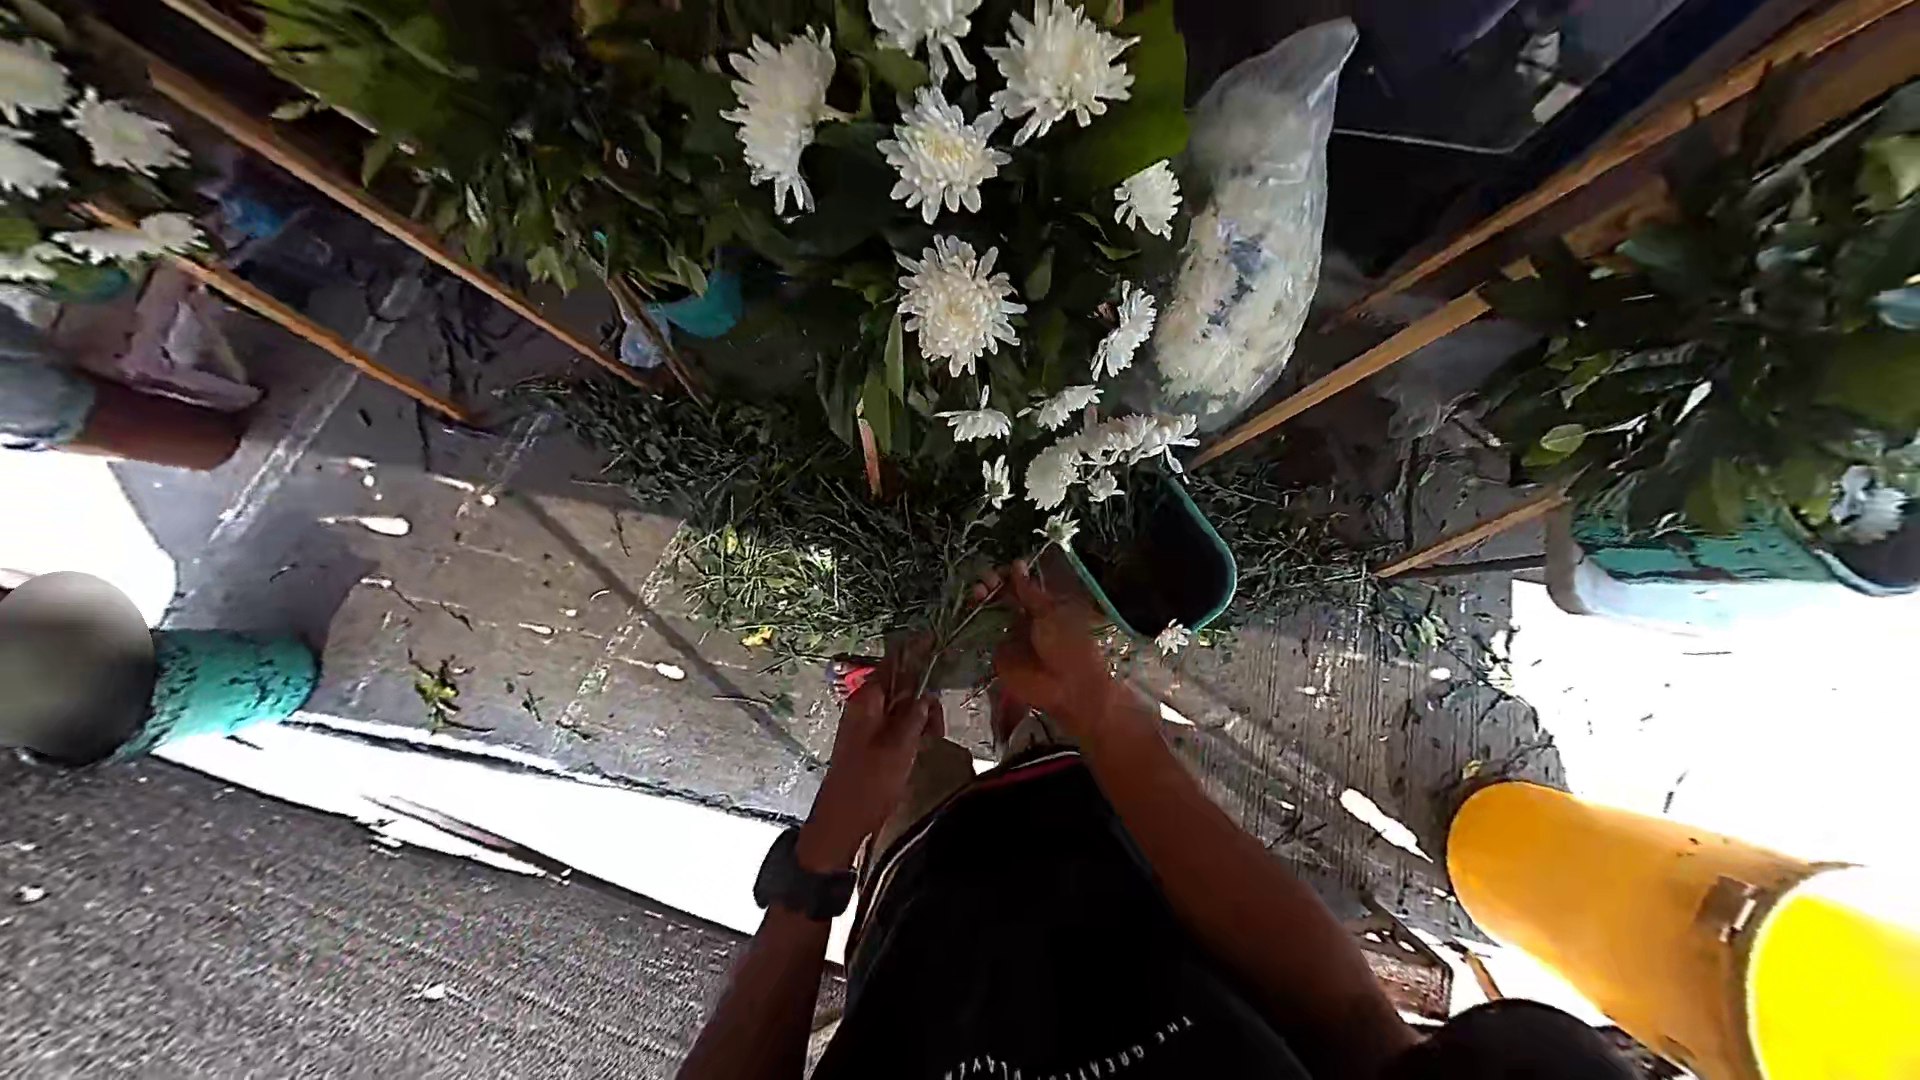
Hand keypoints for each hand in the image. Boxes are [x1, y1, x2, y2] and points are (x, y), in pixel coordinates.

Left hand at [798, 643, 942, 872]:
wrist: (842, 822)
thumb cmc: (870, 781)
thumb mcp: (900, 745)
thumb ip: (916, 714)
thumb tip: (926, 695)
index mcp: (868, 699)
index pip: (894, 662)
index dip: (914, 649)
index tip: (933, 638)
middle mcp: (867, 706)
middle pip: (903, 686)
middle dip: (924, 699)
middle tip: (935, 726)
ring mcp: (868, 725)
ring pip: (904, 708)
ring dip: (921, 719)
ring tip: (930, 742)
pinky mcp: (872, 742)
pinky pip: (898, 726)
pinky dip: (913, 732)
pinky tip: (921, 749)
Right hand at [983, 561, 1122, 737]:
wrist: (1067, 687)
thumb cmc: (1068, 644)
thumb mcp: (1050, 612)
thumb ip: (1028, 591)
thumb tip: (1016, 564)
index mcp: (1043, 607)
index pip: (1021, 586)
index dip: (1010, 576)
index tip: (1001, 570)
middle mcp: (1025, 619)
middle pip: (1003, 597)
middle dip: (993, 586)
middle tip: (986, 580)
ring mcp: (1011, 636)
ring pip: (991, 613)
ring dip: (983, 600)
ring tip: (978, 593)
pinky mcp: (999, 653)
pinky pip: (984, 635)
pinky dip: (975, 622)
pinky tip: (972, 610)